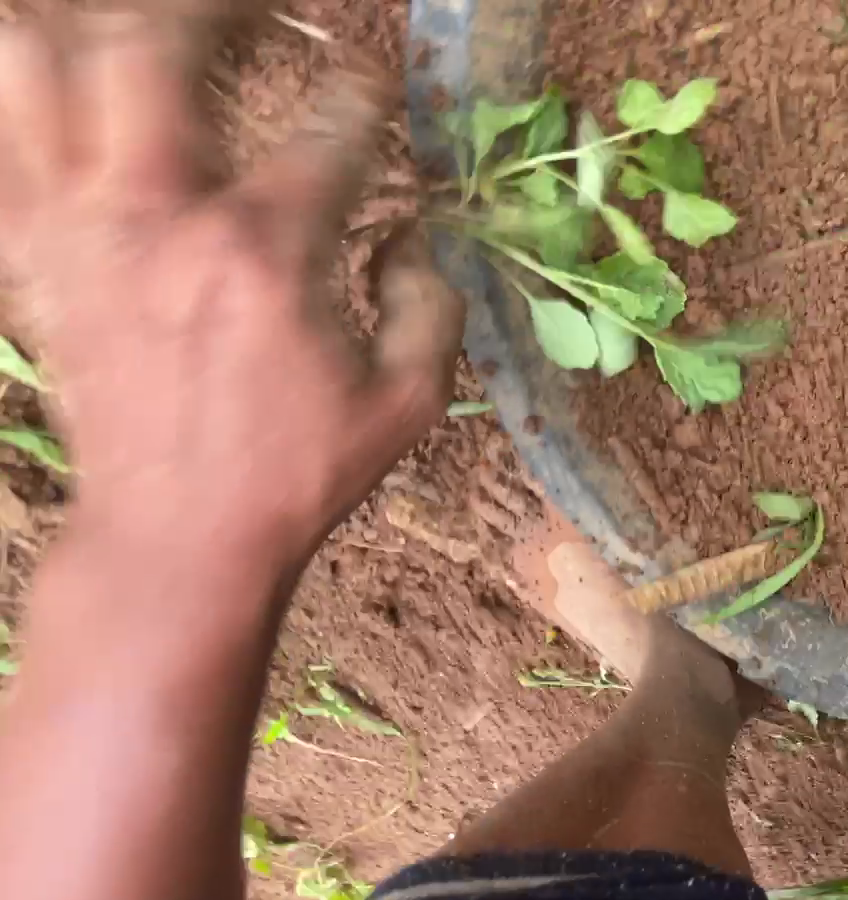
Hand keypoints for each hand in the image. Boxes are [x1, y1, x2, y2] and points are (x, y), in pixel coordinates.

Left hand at [0, 7, 461, 587]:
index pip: (325, 139)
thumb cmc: (310, 466)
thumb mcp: (413, 400)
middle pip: (148, 51)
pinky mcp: (25, 253)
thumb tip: (415, 242)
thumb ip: (431, 307)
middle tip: (257, 9)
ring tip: (144, 32)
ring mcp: (73, 227)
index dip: (362, 102)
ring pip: (33, 63)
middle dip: (210, 9)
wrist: (184, 525)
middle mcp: (159, 218)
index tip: (379, 87)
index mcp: (268, 255)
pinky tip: (61, 86)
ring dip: (90, 28)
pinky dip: (22, 90)